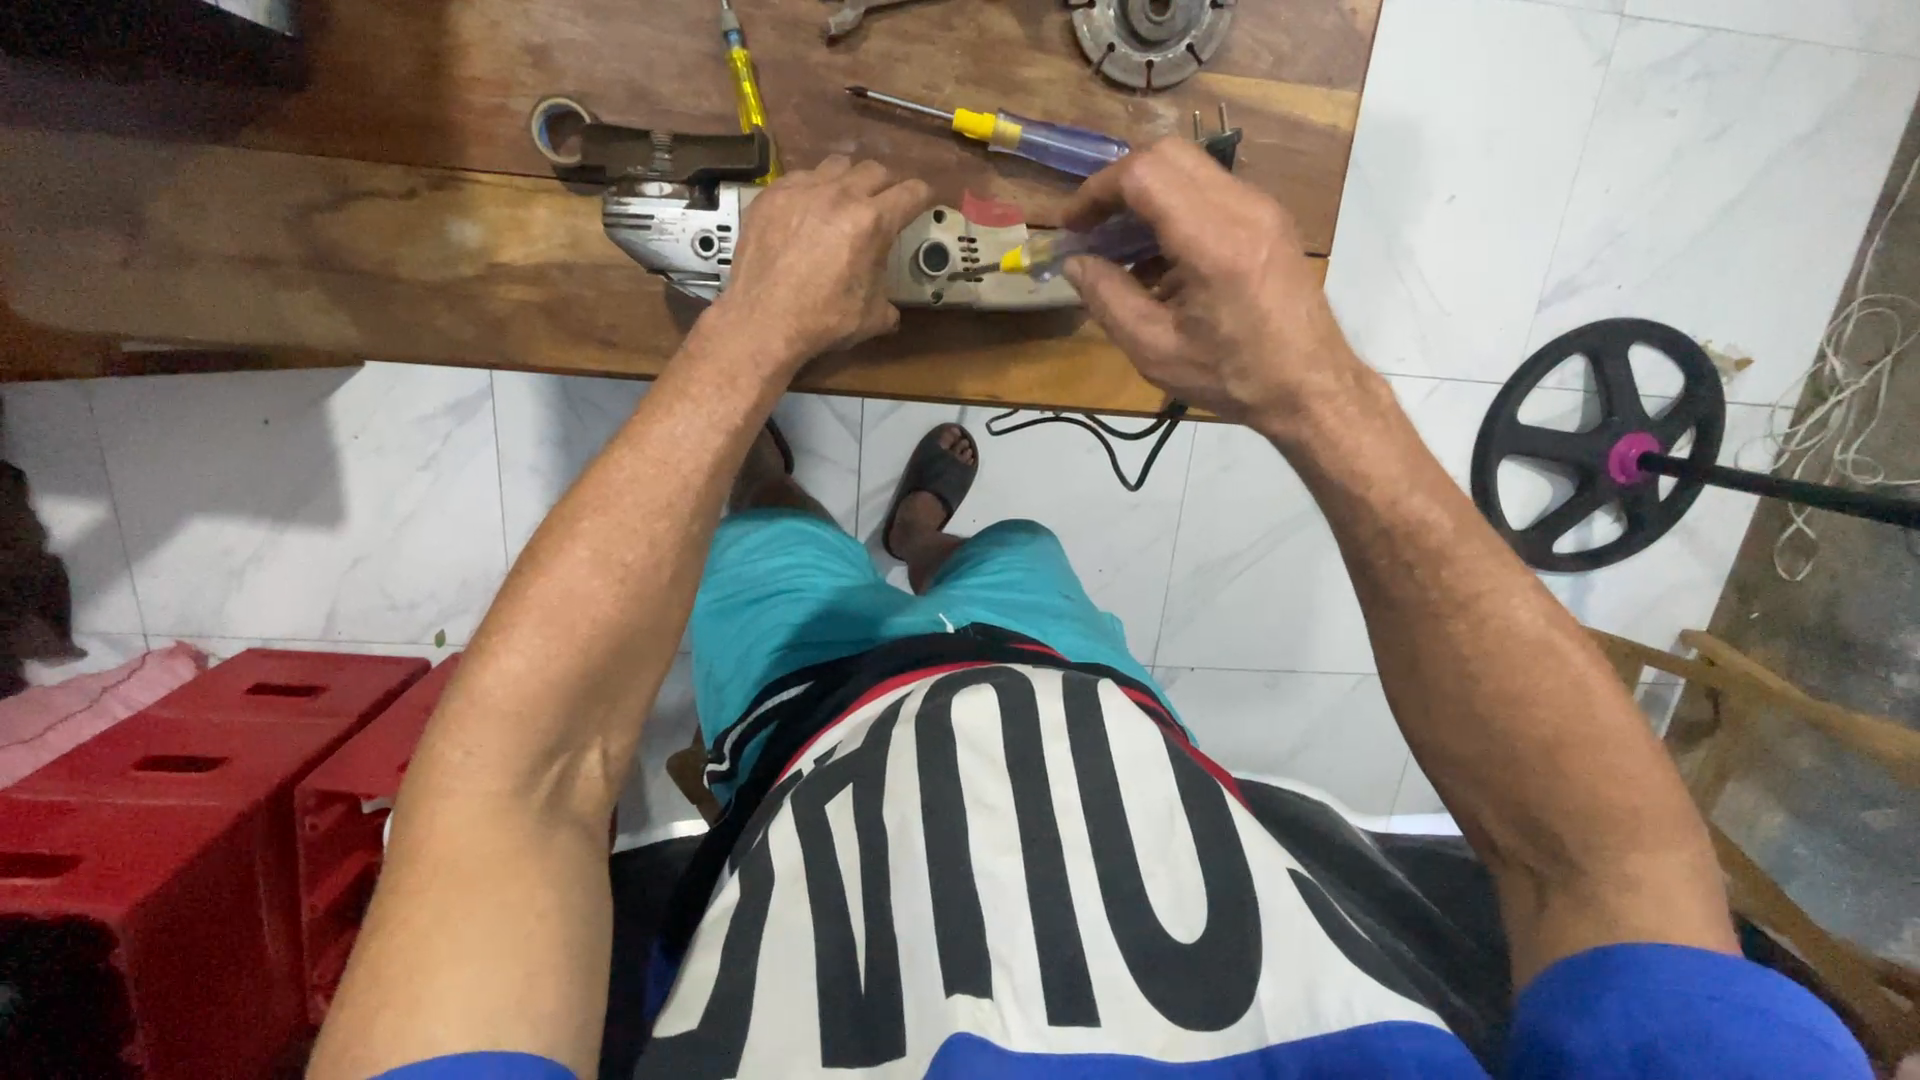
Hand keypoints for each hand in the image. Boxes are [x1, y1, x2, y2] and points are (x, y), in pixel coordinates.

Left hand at [705, 156, 931, 373]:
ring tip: (844, 203)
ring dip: (849, 181)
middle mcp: (839, 195)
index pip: (911, 192)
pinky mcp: (772, 194)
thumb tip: (890, 310)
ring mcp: (802, 190)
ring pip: (838, 165)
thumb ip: (888, 303)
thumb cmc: (822, 321)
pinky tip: (807, 213)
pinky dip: (812, 190)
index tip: (924, 202)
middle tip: (884, 206)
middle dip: (886, 186)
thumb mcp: (871, 318)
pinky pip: (801, 178)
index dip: (924, 196)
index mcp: (872, 222)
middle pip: (876, 170)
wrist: (762, 321)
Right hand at [1061, 139, 1373, 437]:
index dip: (1097, 192)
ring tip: (1120, 250)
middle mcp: (1243, 208)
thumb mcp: (1155, 350)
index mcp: (1214, 243)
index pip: (1144, 174)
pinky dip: (1174, 210)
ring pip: (1189, 169)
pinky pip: (1210, 192)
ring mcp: (1263, 208)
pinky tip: (1158, 261)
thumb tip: (1076, 262)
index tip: (1072, 227)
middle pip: (1166, 155)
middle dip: (1118, 184)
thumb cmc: (1233, 378)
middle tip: (1093, 228)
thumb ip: (1107, 299)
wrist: (1311, 387)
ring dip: (1146, 197)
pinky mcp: (1269, 219)